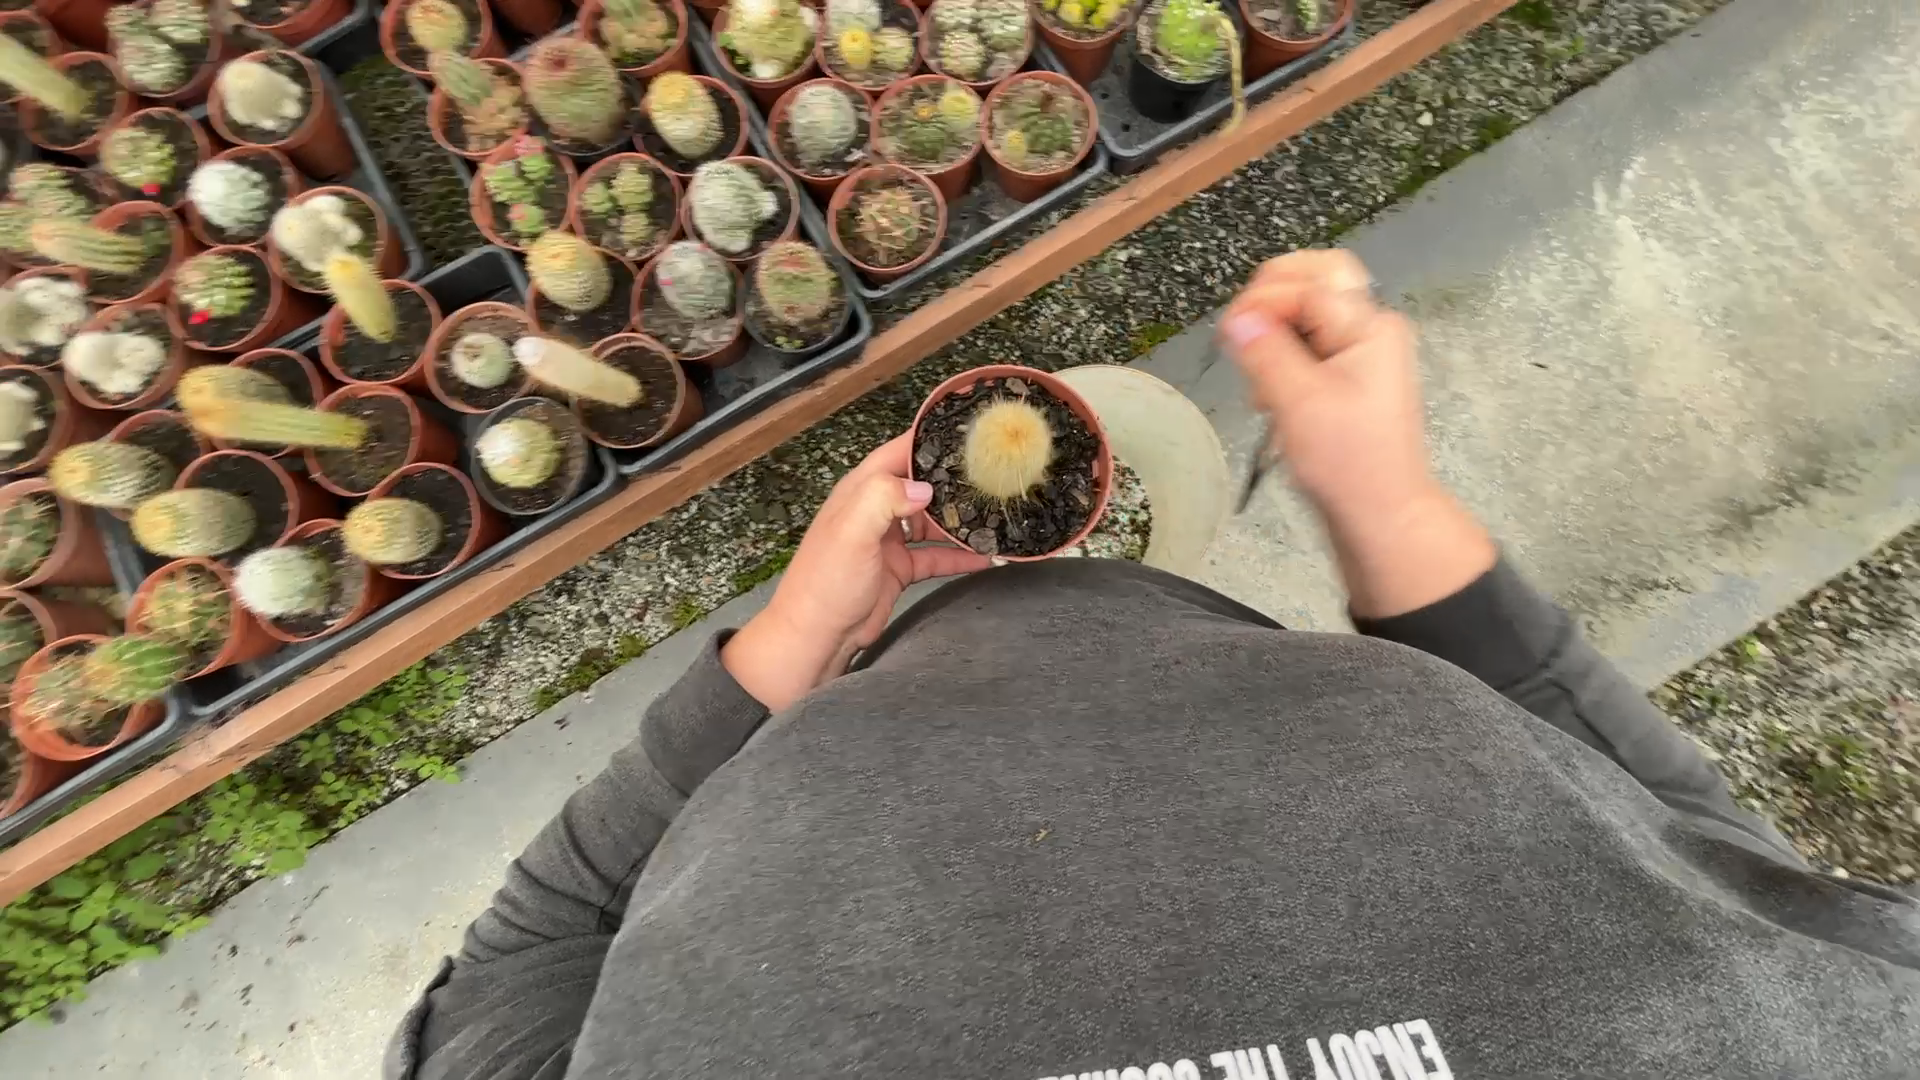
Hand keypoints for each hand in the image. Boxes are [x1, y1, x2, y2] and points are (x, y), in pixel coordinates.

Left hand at [721, 434, 993, 710]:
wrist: (816, 637)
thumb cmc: (827, 581)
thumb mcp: (852, 531)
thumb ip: (884, 498)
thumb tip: (926, 488)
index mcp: (861, 491)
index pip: (899, 453)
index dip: (929, 439)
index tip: (967, 433)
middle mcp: (876, 510)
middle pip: (921, 485)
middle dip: (954, 480)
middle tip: (995, 476)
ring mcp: (889, 541)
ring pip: (933, 521)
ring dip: (961, 520)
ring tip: (998, 515)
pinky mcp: (899, 569)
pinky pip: (936, 556)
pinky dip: (959, 556)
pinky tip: (986, 556)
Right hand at [1220, 249, 1431, 530]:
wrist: (1378, 512)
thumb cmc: (1347, 462)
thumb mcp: (1300, 403)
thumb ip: (1266, 354)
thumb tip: (1235, 317)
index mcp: (1369, 327)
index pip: (1307, 285)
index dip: (1263, 301)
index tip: (1229, 333)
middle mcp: (1367, 329)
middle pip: (1313, 281)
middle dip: (1270, 303)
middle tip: (1241, 336)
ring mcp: (1355, 353)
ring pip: (1302, 314)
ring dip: (1271, 337)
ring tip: (1259, 381)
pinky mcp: (1341, 377)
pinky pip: (1302, 347)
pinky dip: (1277, 361)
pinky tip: (1268, 396)